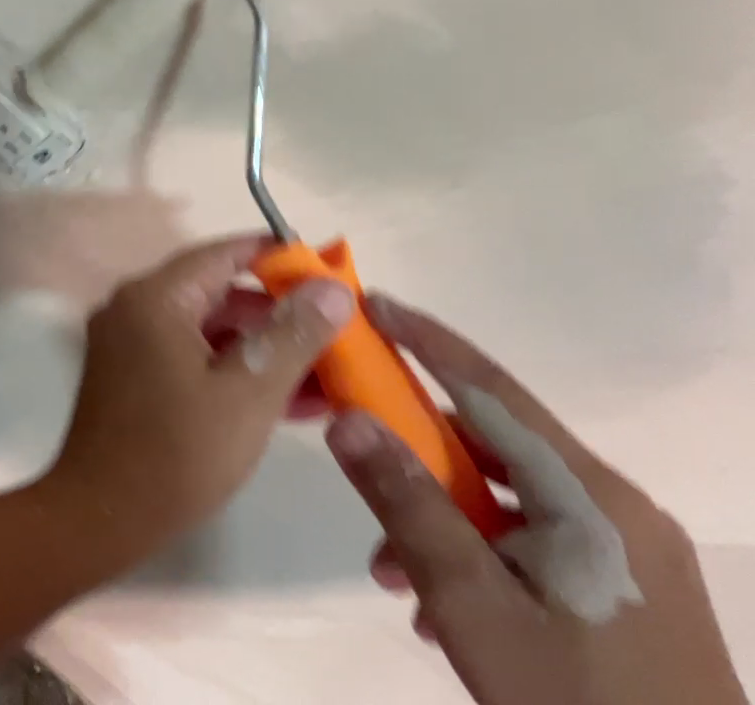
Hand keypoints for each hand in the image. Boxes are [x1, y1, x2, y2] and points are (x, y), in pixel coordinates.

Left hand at [40, 236, 355, 556]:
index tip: (329, 269)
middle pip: (215, 292)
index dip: (277, 257)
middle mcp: (131, 309)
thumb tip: (330, 286)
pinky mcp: (131, 376)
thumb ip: (292, 333)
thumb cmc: (178, 449)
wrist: (105, 511)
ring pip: (207, 329)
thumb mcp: (249, 391)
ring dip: (264, 347)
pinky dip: (235, 370)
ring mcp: (126, 343)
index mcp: (152, 299)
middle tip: (341, 331)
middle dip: (279, 311)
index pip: (221, 256)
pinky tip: (294, 400)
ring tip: (332, 372)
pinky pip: (191, 357)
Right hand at [330, 297, 747, 704]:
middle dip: (414, 452)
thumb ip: (408, 504)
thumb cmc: (572, 694)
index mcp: (589, 497)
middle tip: (352, 457)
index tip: (373, 305)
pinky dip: (472, 548)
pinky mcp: (621, 582)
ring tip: (392, 571)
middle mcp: (614, 506)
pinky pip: (526, 535)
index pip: (493, 393)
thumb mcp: (471, 600)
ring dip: (436, 515)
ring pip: (503, 497)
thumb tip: (348, 420)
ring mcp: (623, 546)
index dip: (428, 343)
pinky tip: (439, 599)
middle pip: (493, 446)